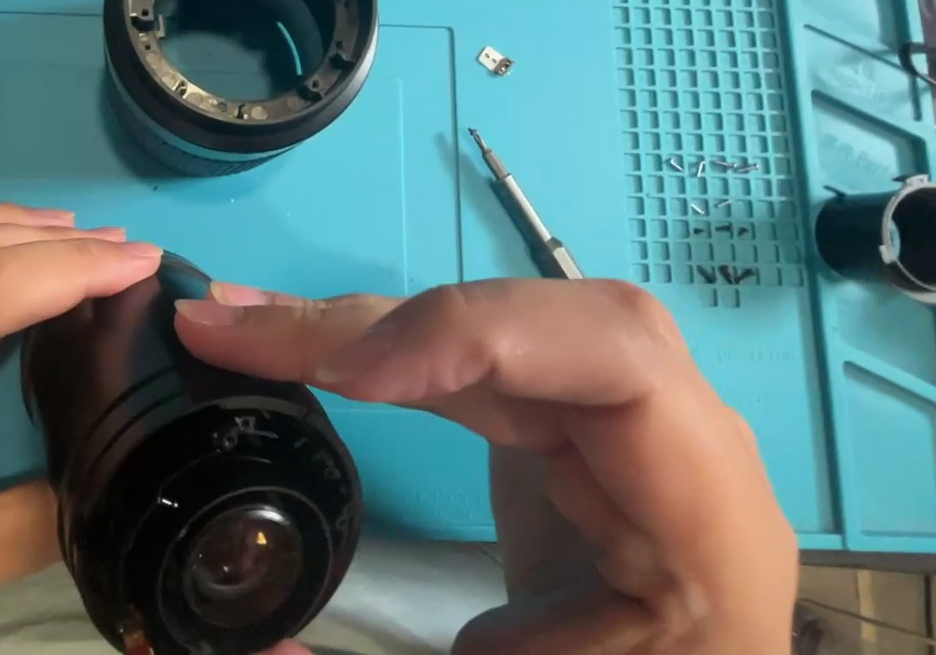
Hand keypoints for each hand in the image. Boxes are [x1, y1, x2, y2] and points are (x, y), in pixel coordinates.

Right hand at [175, 279, 796, 654]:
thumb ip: (381, 654)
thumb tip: (269, 645)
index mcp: (705, 515)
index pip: (616, 361)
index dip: (477, 340)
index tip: (345, 377)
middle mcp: (668, 434)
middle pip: (525, 315)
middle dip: (368, 319)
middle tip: (231, 326)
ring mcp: (599, 409)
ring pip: (477, 320)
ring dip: (353, 318)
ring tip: (241, 323)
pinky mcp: (548, 405)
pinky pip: (455, 348)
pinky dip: (368, 339)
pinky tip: (298, 341)